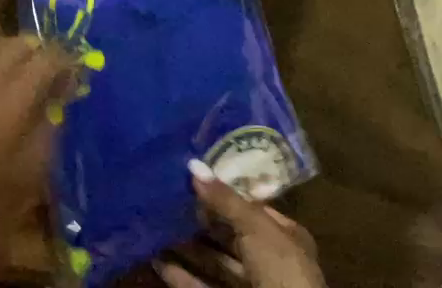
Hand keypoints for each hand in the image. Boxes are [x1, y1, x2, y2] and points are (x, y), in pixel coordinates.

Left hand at [0, 38, 71, 287]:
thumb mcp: (35, 171)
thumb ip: (50, 121)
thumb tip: (62, 89)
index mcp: (6, 106)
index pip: (45, 59)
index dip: (65, 60)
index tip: (75, 72)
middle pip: (12, 46)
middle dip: (37, 53)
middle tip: (51, 73)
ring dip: (8, 64)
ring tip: (21, 85)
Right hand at [154, 161, 327, 287]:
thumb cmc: (279, 267)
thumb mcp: (256, 226)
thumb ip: (225, 200)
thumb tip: (194, 166)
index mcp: (285, 236)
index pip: (252, 208)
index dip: (226, 194)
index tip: (195, 180)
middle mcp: (267, 260)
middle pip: (229, 236)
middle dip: (201, 221)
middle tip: (169, 202)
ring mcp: (247, 285)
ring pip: (212, 262)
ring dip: (186, 249)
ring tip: (157, 229)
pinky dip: (179, 277)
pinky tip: (157, 262)